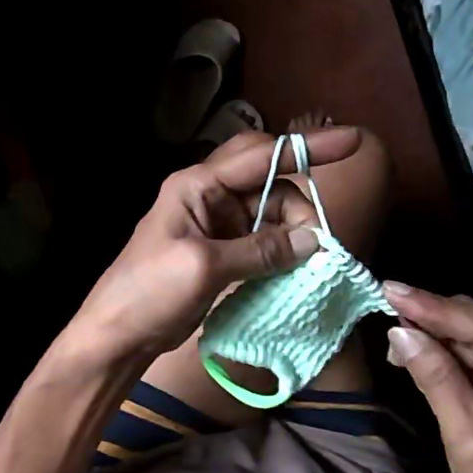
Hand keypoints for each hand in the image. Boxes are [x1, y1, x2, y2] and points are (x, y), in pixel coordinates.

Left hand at [58, 128, 363, 368]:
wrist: (119, 332)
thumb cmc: (150, 291)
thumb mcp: (205, 266)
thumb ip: (260, 250)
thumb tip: (314, 241)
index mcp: (197, 185)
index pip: (260, 155)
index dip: (306, 147)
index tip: (353, 140)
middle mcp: (209, 195)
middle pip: (268, 180)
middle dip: (298, 202)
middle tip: (318, 239)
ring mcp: (216, 223)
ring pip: (270, 211)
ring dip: (293, 230)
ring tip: (306, 262)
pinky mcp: (223, 249)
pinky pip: (262, 238)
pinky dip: (282, 248)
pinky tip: (295, 266)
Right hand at [383, 285, 472, 472]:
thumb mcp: (466, 441)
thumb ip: (437, 381)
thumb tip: (400, 331)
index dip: (435, 307)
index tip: (390, 289)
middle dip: (432, 316)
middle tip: (385, 310)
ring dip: (434, 331)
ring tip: (396, 342)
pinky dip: (444, 347)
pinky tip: (417, 351)